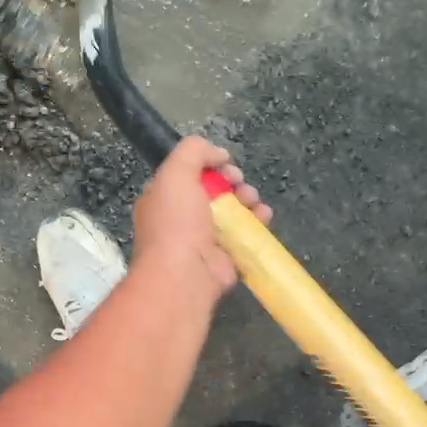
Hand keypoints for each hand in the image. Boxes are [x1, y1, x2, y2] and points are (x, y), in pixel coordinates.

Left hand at [132, 136, 271, 295]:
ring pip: (231, 212)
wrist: (184, 275)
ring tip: (253, 200)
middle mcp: (179, 220)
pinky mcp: (224, 258)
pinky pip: (244, 235)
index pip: (187, 175)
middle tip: (239, 183)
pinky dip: (257, 223)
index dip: (208, 165)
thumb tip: (218, 154)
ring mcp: (202, 241)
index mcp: (161, 199)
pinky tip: (264, 216)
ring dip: (247, 200)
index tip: (224, 164)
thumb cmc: (175, 222)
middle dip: (232, 182)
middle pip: (213, 192)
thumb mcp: (176, 172)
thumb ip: (194, 151)